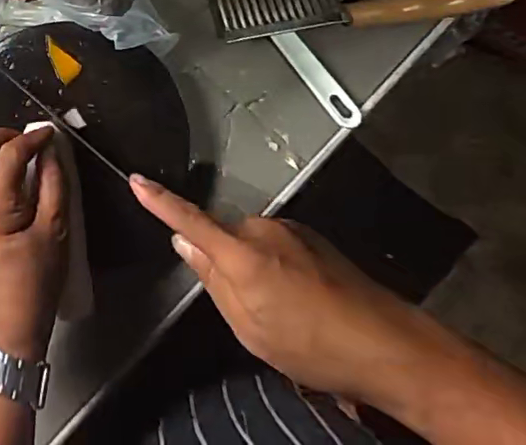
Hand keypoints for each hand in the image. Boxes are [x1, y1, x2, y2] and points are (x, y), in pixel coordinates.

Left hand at [0, 127, 67, 360]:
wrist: (12, 322)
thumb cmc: (36, 279)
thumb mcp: (55, 230)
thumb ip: (54, 184)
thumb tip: (50, 151)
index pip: (9, 153)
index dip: (32, 137)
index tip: (51, 132)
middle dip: (4, 134)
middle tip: (31, 138)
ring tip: (20, 150)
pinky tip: (8, 172)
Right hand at [129, 174, 440, 406]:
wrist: (389, 344)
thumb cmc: (315, 347)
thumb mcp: (251, 330)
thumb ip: (213, 282)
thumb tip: (186, 244)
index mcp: (242, 255)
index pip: (189, 220)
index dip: (158, 201)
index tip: (136, 179)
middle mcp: (263, 230)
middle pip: (223, 238)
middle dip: (225, 266)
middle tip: (252, 311)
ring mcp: (290, 230)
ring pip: (250, 244)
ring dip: (255, 270)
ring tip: (288, 316)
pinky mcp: (310, 236)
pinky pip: (275, 247)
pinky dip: (277, 269)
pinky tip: (305, 304)